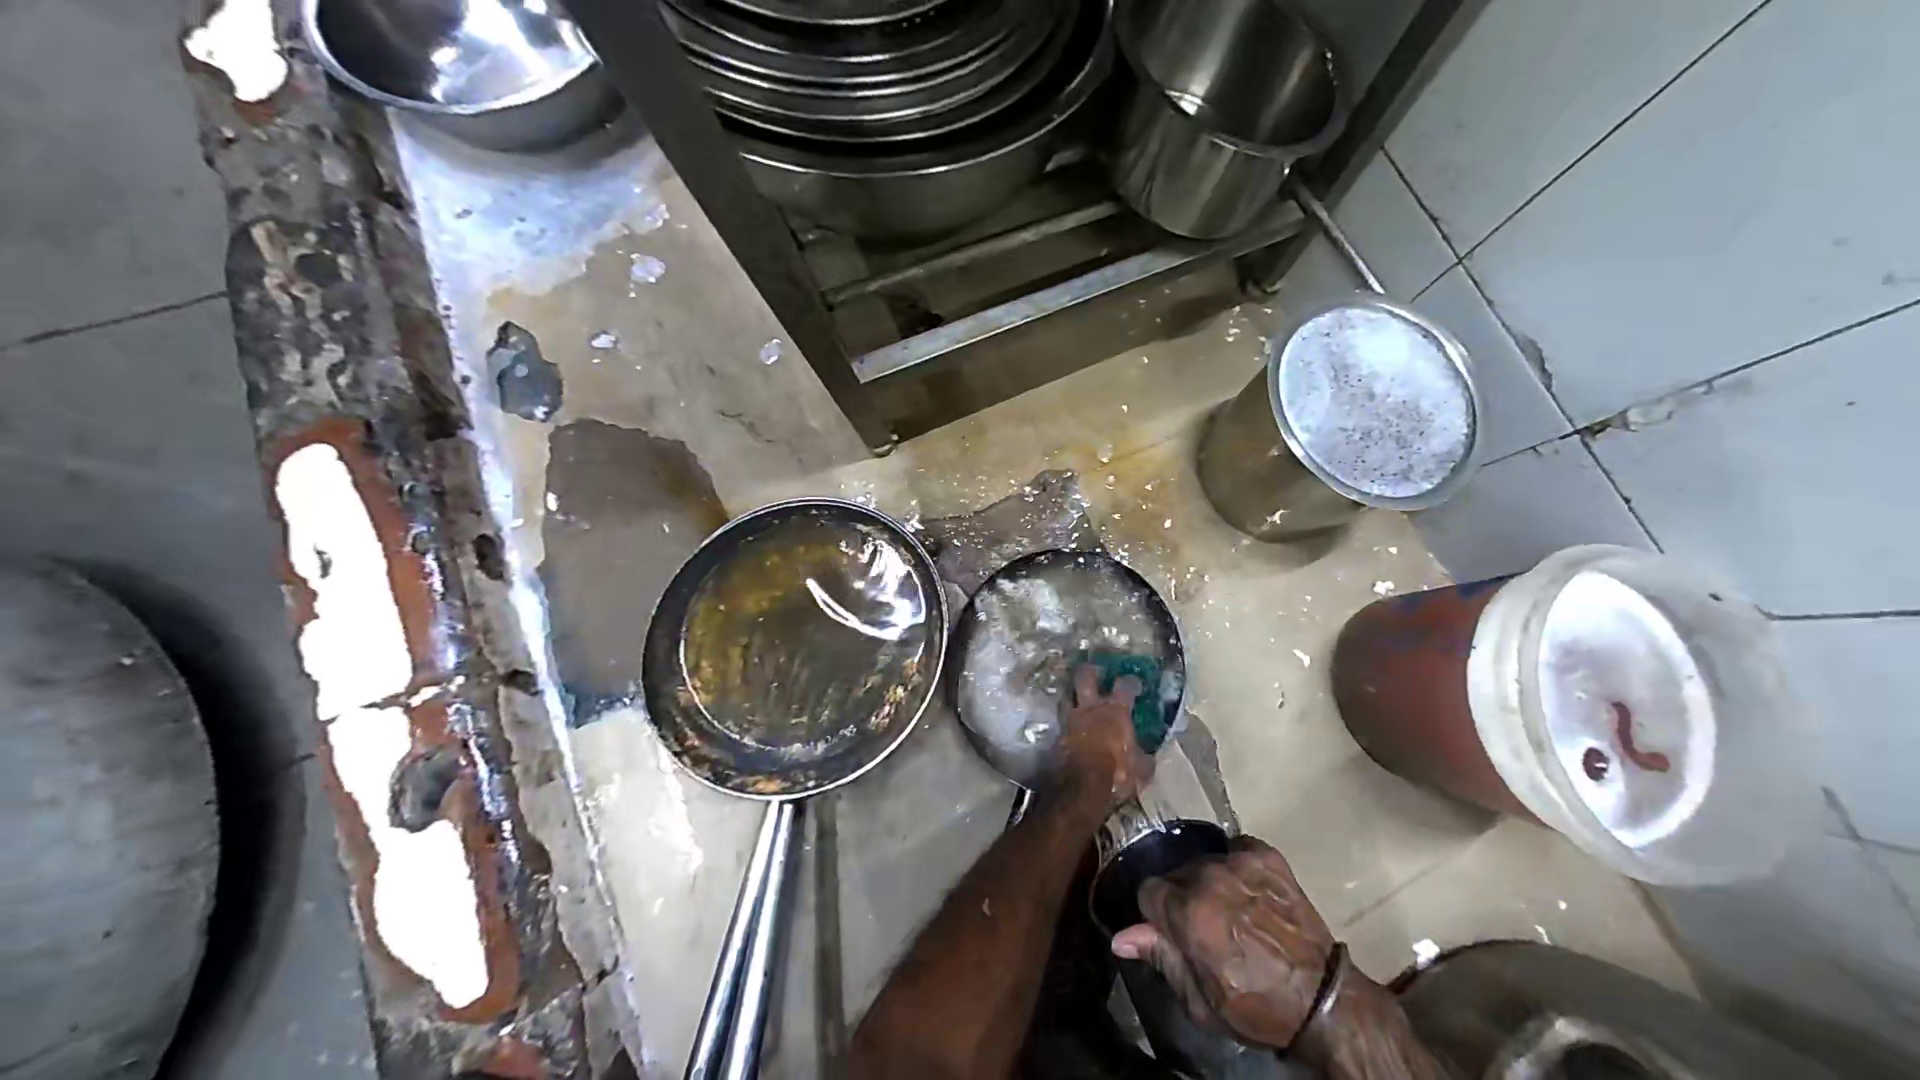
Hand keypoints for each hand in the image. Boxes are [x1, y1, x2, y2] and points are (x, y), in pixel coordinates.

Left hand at [1057, 664, 1154, 813]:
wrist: (1083, 788)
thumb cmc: (1117, 775)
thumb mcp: (1141, 770)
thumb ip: (1144, 758)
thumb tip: (1147, 757)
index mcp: (1116, 712)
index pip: (1124, 685)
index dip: (1130, 681)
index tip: (1135, 684)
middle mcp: (1091, 708)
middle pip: (1086, 677)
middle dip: (1090, 671)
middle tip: (1096, 671)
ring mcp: (1072, 719)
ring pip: (1068, 695)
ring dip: (1074, 696)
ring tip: (1079, 699)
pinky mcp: (1059, 734)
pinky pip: (1063, 720)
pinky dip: (1068, 721)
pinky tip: (1072, 726)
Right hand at [1110, 836, 1334, 1048]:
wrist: (1323, 1002)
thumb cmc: (1255, 1008)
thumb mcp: (1199, 1000)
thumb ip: (1160, 957)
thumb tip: (1121, 938)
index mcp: (1186, 911)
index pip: (1148, 890)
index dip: (1157, 914)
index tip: (1173, 932)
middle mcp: (1207, 876)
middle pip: (1176, 874)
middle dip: (1183, 897)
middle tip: (1205, 926)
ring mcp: (1239, 862)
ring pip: (1205, 861)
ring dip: (1210, 882)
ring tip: (1232, 909)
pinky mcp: (1267, 856)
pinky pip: (1237, 847)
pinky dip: (1239, 864)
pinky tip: (1249, 889)